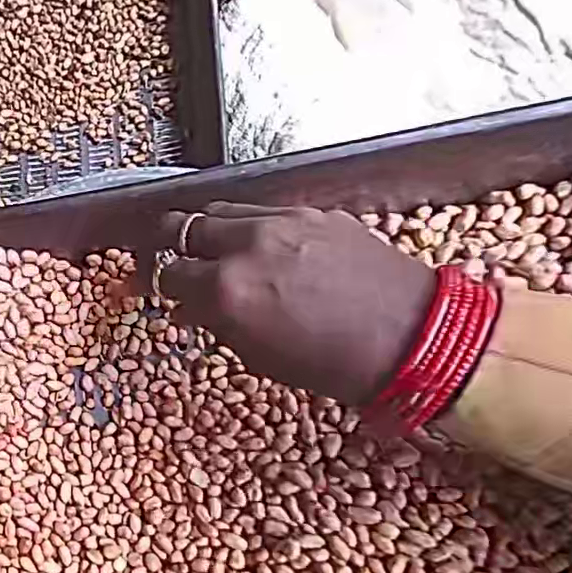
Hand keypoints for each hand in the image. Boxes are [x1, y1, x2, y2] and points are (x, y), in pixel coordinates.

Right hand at [146, 202, 435, 404]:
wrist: (410, 337)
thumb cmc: (328, 363)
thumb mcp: (255, 355)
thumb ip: (214, 322)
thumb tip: (189, 307)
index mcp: (226, 290)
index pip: (170, 274)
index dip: (160, 285)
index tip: (163, 292)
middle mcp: (247, 245)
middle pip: (185, 228)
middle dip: (173, 245)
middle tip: (174, 259)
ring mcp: (283, 221)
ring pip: (221, 209)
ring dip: (208, 230)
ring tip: (215, 249)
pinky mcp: (314, 212)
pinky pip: (264, 210)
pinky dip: (250, 227)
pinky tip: (263, 248)